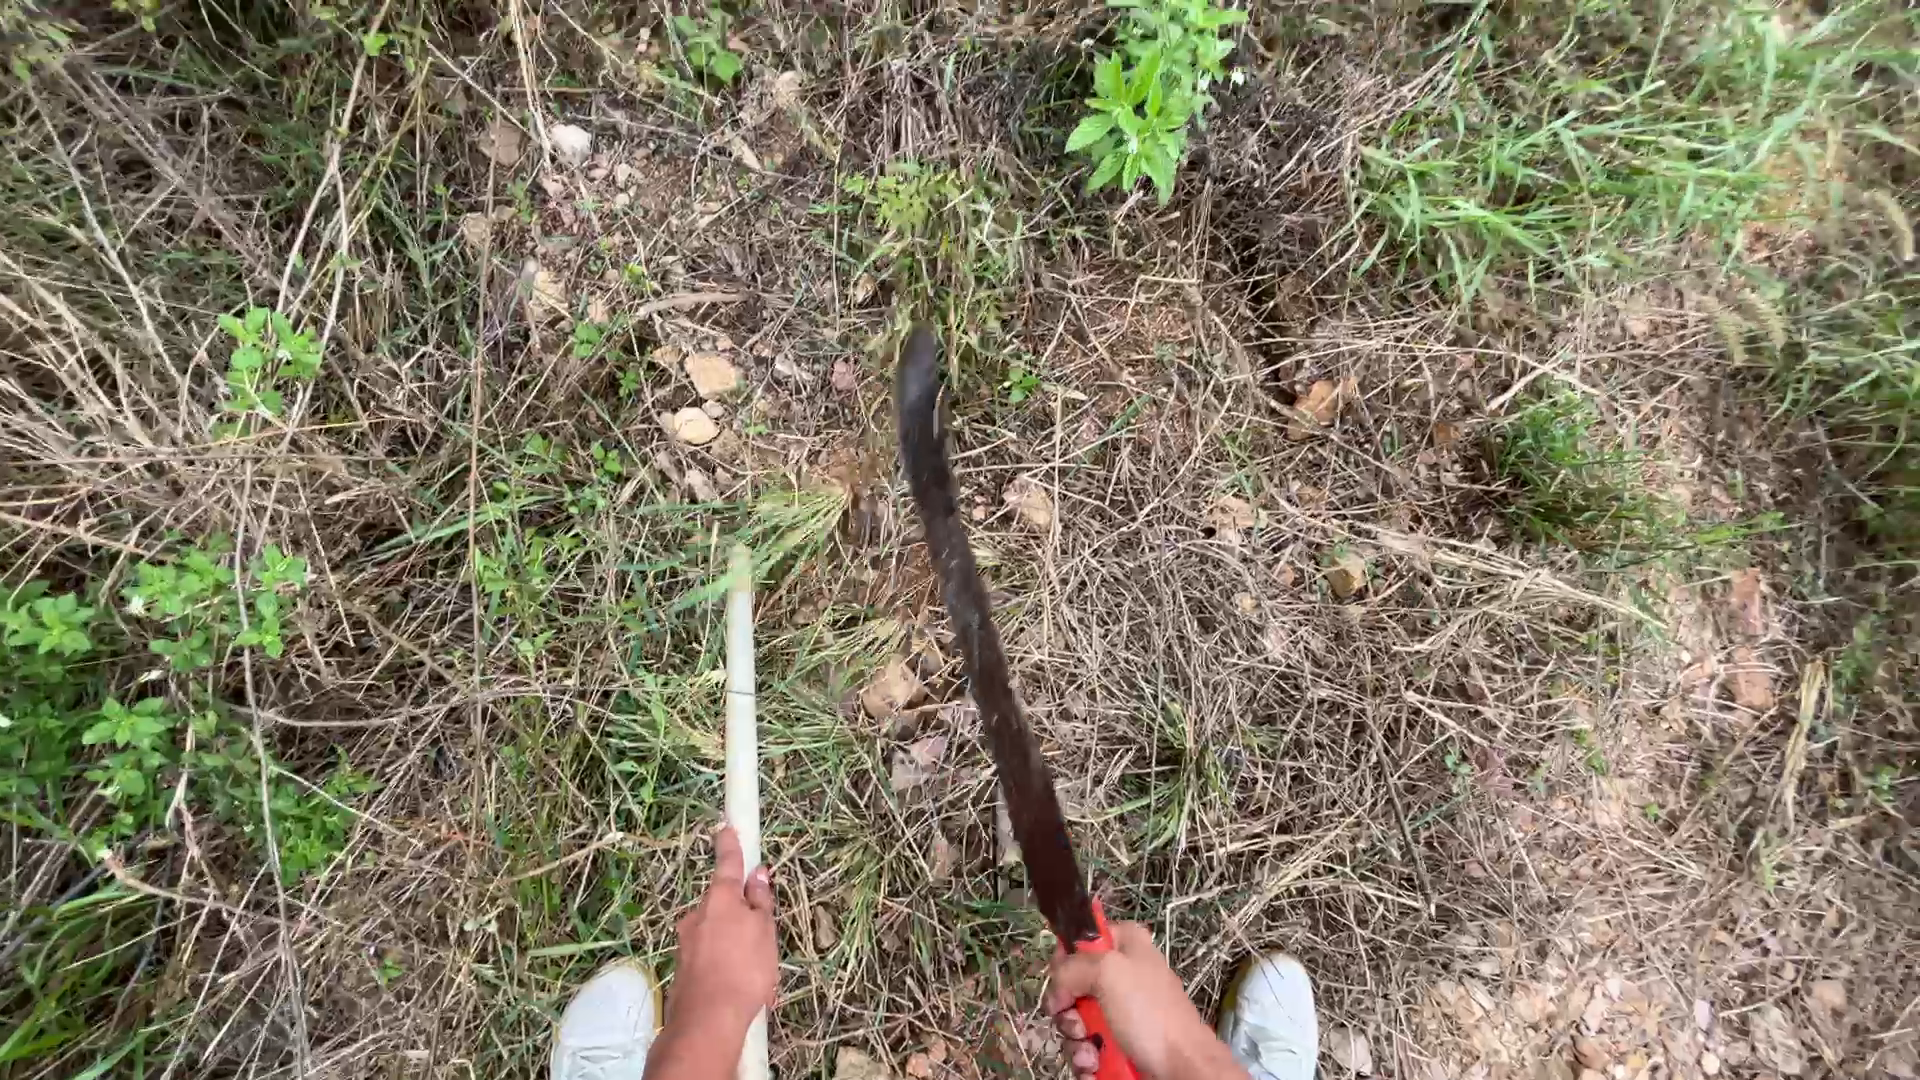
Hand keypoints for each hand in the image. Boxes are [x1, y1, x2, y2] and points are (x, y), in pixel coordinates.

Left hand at [648, 826, 776, 1079]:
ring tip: (754, 969)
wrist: (707, 1023)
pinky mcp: (682, 967)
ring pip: (715, 930)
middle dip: (738, 911)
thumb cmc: (744, 969)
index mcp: (720, 898)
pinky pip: (708, 955)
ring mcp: (686, 941)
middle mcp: (697, 914)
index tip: (725, 825)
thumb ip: (761, 902)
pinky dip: (723, 962)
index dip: (729, 842)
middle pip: (722, 901)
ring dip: (732, 941)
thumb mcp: (764, 931)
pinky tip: (737, 983)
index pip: (727, 862)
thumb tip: (757, 876)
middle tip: (759, 933)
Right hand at [1045, 921, 1247, 1079]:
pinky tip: (1095, 1067)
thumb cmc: (1150, 1013)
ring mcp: (1121, 1011)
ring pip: (1077, 1020)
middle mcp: (1121, 974)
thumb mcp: (1109, 972)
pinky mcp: (1120, 1043)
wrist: (1185, 1070)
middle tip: (1079, 1023)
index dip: (1064, 962)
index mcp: (1124, 943)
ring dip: (1076, 1041)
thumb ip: (1072, 966)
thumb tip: (1058, 984)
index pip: (1079, 940)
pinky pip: (1088, 1046)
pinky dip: (1086, 1060)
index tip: (1062, 984)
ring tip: (1091, 1054)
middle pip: (1073, 985)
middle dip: (1068, 1010)